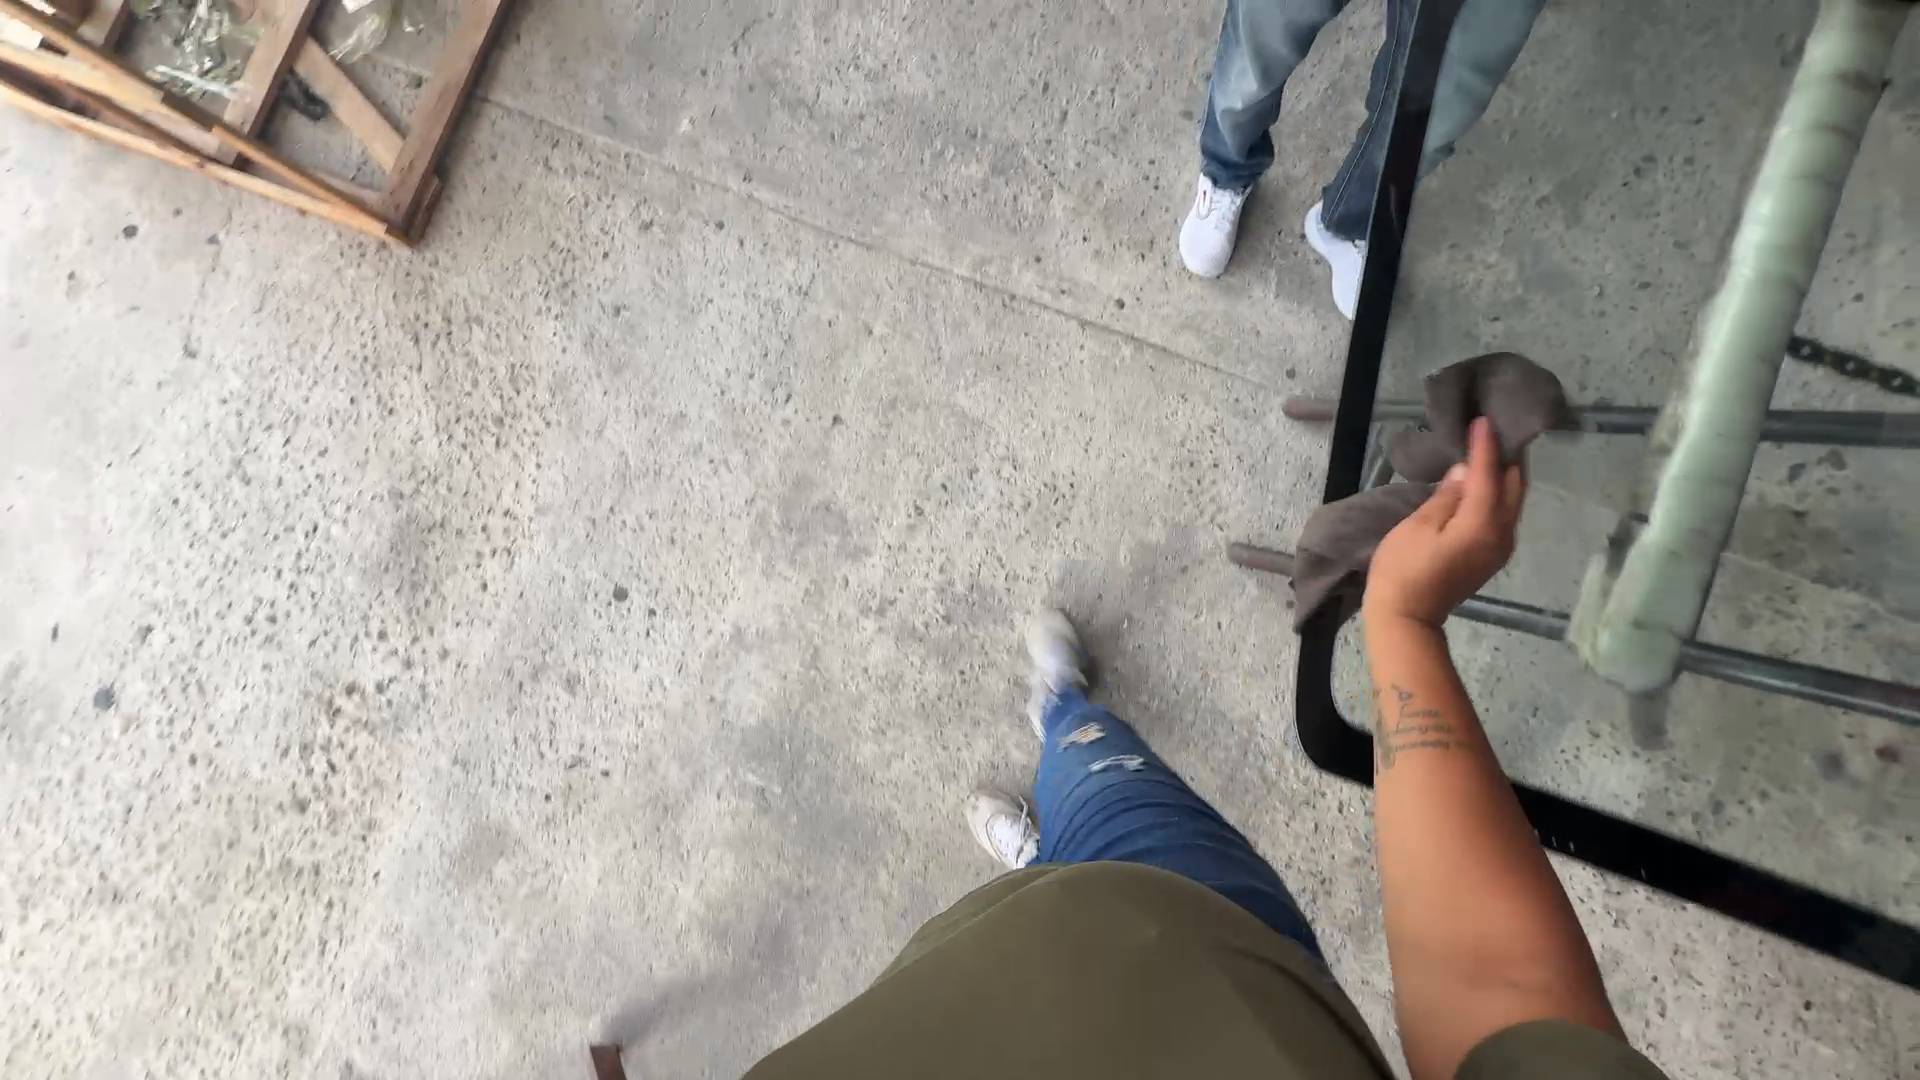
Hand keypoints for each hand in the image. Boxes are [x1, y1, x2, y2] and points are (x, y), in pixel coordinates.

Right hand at [1364, 417, 1526, 629]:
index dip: (1486, 446)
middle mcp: (1502, 533)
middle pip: (1514, 486)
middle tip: (1495, 430)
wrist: (1406, 617)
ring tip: (1491, 451)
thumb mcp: (1416, 528)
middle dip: (1507, 457)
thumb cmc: (1402, 570)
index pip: (1490, 475)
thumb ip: (1446, 498)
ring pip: (1513, 501)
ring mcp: (1499, 547)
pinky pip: (1504, 515)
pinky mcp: (1490, 556)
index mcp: (1483, 524)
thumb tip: (1465, 472)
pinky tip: (1484, 484)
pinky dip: (1499, 494)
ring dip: (1505, 475)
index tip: (1484, 419)